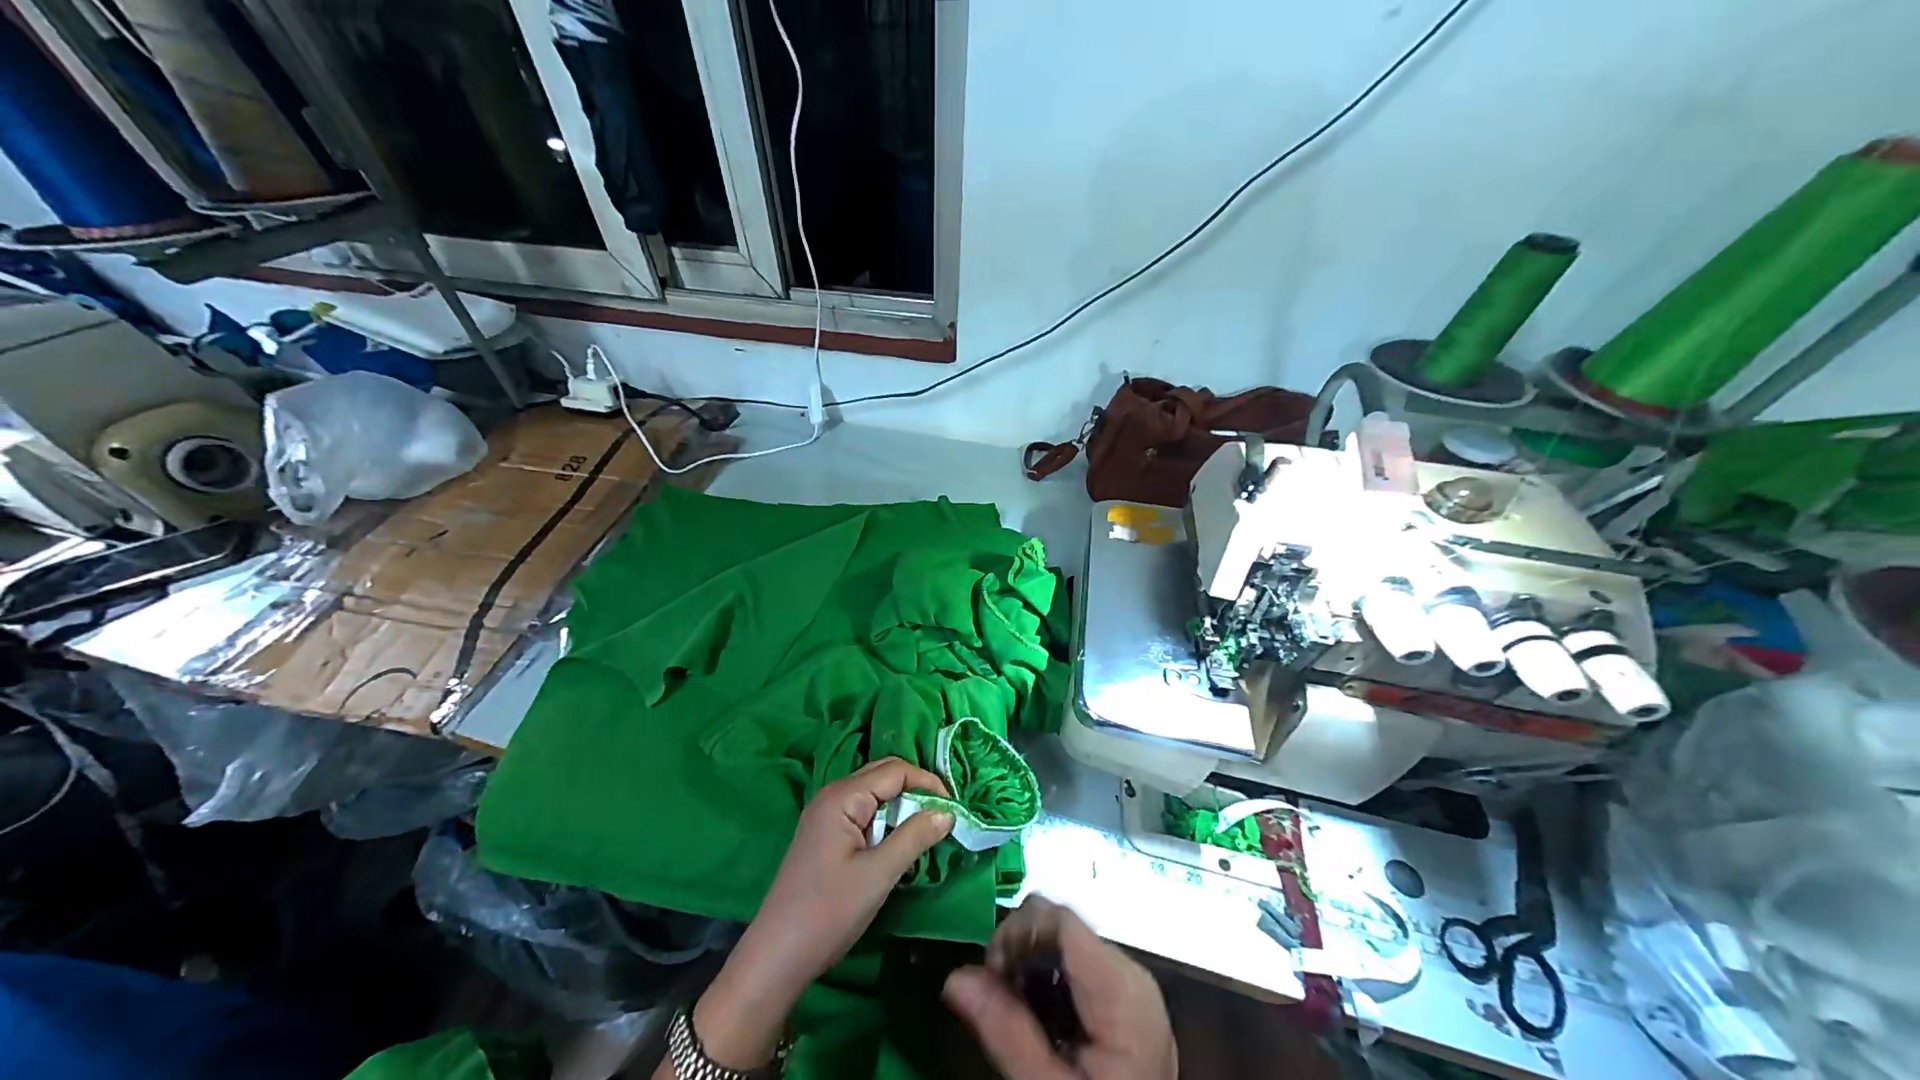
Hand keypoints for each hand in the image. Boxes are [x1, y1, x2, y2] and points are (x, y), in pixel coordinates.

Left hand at [686, 758, 954, 1071]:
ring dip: (903, 805)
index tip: (955, 808)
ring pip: (874, 793)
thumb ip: (915, 837)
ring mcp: (825, 814)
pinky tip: (900, 841)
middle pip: (884, 775)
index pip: (895, 770)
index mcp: (842, 796)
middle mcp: (832, 795)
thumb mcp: (879, 873)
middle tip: (946, 815)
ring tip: (929, 828)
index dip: (928, 783)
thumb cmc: (829, 911)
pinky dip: (887, 819)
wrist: (777, 955)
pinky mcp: (825, 835)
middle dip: (917, 789)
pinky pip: (863, 812)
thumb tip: (947, 812)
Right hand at [943, 896, 1176, 1079]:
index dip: (1016, 932)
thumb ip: (1005, 1030)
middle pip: (1061, 925)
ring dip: (1031, 963)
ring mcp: (1133, 983)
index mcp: (1118, 986)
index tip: (991, 974)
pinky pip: (1081, 962)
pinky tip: (1041, 1016)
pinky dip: (1050, 977)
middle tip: (997, 998)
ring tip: (1016, 1012)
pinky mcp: (1129, 997)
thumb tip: (955, 977)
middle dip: (1019, 949)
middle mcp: (1131, 971)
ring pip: (1067, 940)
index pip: (1058, 918)